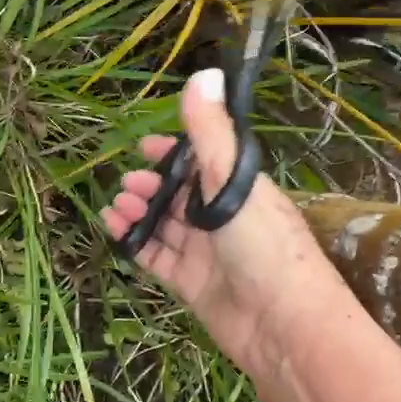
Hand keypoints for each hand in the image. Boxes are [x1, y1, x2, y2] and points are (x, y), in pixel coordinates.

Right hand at [99, 68, 343, 370]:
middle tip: (128, 184)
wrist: (286, 330)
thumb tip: (206, 72)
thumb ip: (211, 131)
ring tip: (117, 206)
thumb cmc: (266, 248)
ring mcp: (205, 253)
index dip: (173, 153)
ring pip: (161, 223)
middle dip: (148, 184)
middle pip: (177, 194)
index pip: (203, 164)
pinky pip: (153, 255)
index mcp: (240, 193)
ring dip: (137, 210)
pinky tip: (113, 228)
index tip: (142, 147)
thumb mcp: (234, 180)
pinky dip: (132, 240)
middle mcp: (223, 220)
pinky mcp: (189, 283)